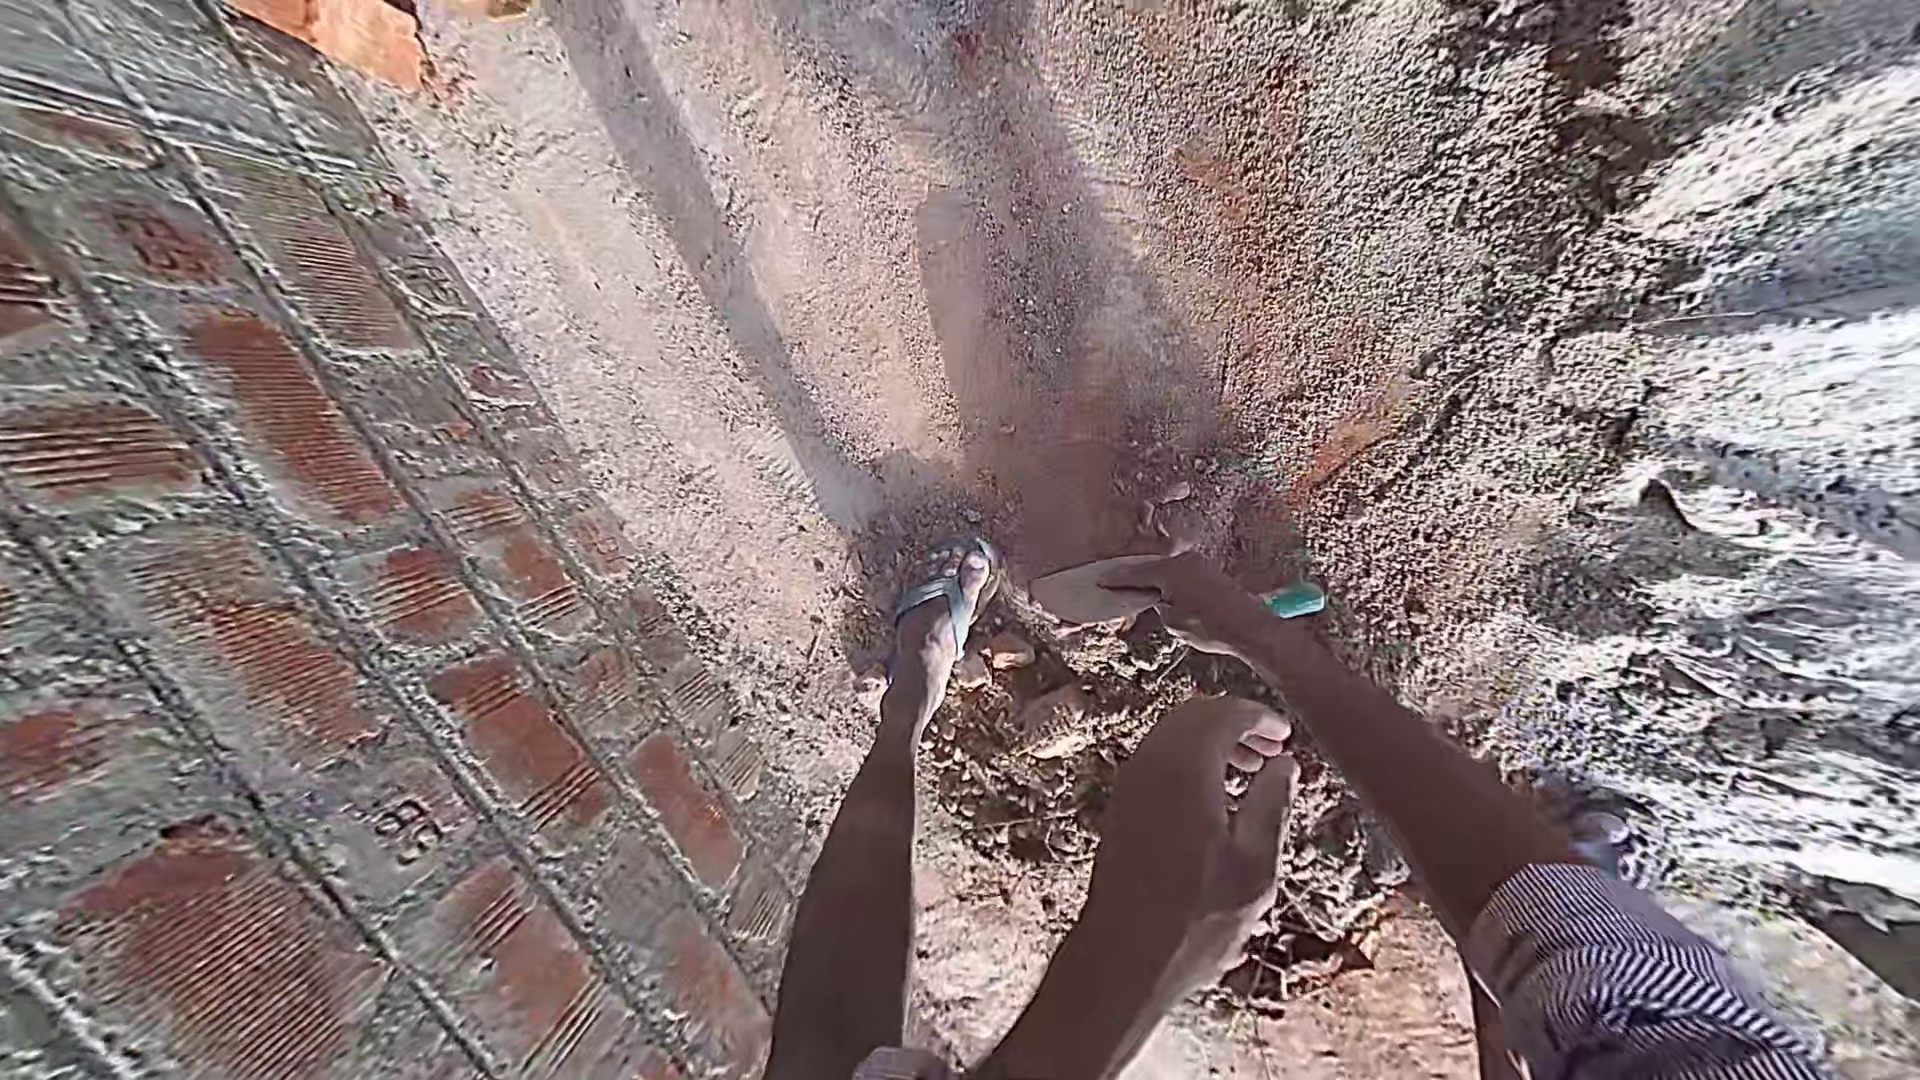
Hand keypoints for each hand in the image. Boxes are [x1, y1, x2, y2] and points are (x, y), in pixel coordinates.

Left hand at [980, 696, 1298, 1079]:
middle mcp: (1150, 761)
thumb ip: (1272, 804)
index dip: (1257, 716)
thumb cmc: (1196, 918)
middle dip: (1235, 722)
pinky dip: (1190, 755)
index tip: (1284, 731)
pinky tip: (1217, 791)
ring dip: (1212, 738)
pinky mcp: (1123, 797)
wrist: (1125, 949)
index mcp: (1184, 768)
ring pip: (1174, 732)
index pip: (1222, 714)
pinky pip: (1159, 754)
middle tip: (1271, 750)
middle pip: (1195, 714)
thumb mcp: (1255, 867)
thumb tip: (1286, 764)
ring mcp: (1130, 778)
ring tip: (1251, 769)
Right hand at [1098, 553, 1272, 657]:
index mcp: (1170, 571)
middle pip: (1151, 567)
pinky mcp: (1212, 572)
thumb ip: (1158, 605)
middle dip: (1135, 576)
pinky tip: (1166, 591)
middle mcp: (1184, 561)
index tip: (1102, 582)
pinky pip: (1183, 572)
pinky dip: (1171, 580)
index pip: (1135, 574)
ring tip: (1141, 590)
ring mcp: (1200, 564)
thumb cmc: (1210, 627)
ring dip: (1155, 578)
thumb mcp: (1172, 621)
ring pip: (1168, 568)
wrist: (1248, 628)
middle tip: (1117, 584)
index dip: (1116, 580)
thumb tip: (1156, 599)